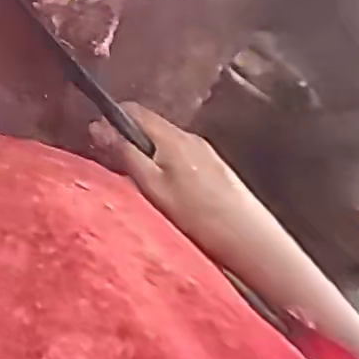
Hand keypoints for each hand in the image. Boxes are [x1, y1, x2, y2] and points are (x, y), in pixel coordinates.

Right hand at [87, 103, 278, 257]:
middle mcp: (191, 138)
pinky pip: (182, 159)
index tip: (101, 141)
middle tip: (120, 170)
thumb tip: (97, 125)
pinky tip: (173, 197)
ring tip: (145, 187)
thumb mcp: (152, 186)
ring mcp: (208, 154)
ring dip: (150, 157)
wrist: (260, 249)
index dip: (112, 119)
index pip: (133, 109)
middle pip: (149, 127)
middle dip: (130, 141)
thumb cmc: (200, 217)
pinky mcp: (220, 172)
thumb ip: (124, 152)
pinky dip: (169, 169)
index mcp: (172, 136)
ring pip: (165, 144)